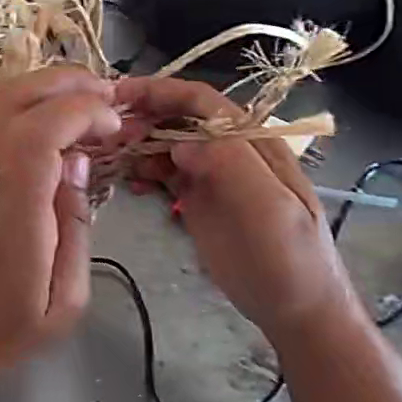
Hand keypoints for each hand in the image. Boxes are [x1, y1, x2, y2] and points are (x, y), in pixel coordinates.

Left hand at [0, 68, 120, 401]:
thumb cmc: (4, 331)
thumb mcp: (64, 303)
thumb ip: (76, 228)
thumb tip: (80, 163)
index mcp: (15, 223)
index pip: (34, 138)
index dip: (77, 114)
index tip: (112, 124)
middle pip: (11, 103)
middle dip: (65, 84)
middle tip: (109, 96)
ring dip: (47, 87)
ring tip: (92, 99)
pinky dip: (34, 105)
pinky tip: (64, 121)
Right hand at [112, 77, 360, 340]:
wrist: (297, 309)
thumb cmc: (289, 260)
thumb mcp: (270, 210)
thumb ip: (231, 166)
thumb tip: (182, 142)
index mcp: (253, 143)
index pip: (203, 102)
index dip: (161, 92)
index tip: (119, 95)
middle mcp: (230, 151)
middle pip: (180, 118)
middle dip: (142, 116)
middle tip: (105, 133)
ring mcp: (212, 176)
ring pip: (168, 144)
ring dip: (138, 143)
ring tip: (109, 155)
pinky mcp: (198, 200)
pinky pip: (164, 173)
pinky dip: (143, 170)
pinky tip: (127, 181)